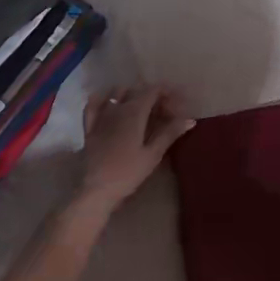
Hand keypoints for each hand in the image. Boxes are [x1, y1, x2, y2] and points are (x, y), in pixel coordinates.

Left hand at [76, 86, 195, 208]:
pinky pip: (94, 104)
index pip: (153, 90)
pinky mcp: (89, 127)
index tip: (178, 105)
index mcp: (134, 112)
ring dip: (132, 94)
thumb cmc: (127, 173)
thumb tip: (190, 120)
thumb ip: (170, 133)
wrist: (95, 190)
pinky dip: (104, 99)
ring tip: (142, 109)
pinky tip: (110, 104)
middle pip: (138, 91)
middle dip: (154, 96)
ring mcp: (100, 116)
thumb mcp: (152, 154)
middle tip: (166, 113)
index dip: (167, 93)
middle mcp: (117, 108)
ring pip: (117, 93)